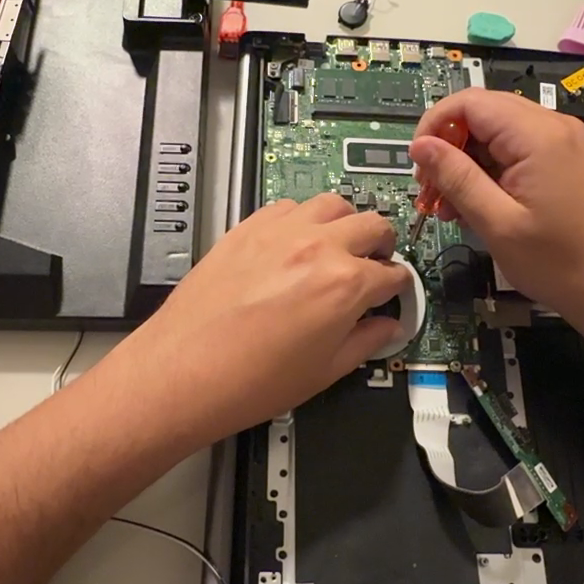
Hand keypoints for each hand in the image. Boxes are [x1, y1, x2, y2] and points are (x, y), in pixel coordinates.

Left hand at [99, 194, 407, 448]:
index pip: (394, 274)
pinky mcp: (247, 229)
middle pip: (373, 225)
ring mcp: (280, 232)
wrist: (184, 372)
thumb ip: (366, 342)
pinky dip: (302, 218)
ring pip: (332, 203)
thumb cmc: (248, 380)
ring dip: (345, 222)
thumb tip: (386, 329)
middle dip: (382, 246)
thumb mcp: (324, 372)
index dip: (399, 288)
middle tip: (375, 265)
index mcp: (345, 284)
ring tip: (339, 245)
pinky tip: (295, 241)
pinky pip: (287, 206)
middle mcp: (317, 247)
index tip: (392, 295)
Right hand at [410, 89, 583, 331]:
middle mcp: (553, 127)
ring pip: (497, 134)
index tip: (418, 166)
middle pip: (483, 114)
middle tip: (429, 193)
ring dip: (466, 164)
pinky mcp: (566, 162)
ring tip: (449, 208)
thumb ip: (456, 178)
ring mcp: (563, 143)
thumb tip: (420, 145)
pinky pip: (516, 152)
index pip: (470, 102)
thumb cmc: (558, 264)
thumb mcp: (497, 224)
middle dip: (448, 148)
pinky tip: (476, 207)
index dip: (434, 126)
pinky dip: (489, 173)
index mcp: (538, 136)